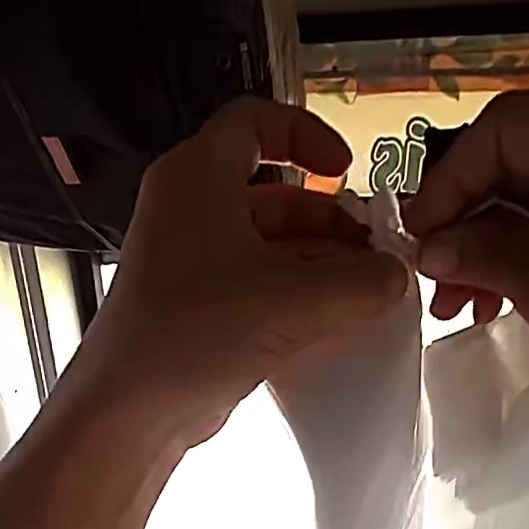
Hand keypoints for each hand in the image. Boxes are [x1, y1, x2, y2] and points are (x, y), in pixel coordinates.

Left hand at [71, 98, 408, 444]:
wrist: (134, 406)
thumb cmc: (190, 334)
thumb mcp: (293, 300)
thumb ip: (359, 283)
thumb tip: (394, 276)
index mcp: (199, 179)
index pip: (254, 121)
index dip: (306, 134)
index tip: (344, 167)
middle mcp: (193, 213)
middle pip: (277, 195)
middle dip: (332, 220)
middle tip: (372, 252)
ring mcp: (197, 262)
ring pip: (273, 246)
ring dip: (322, 264)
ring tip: (364, 292)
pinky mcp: (204, 306)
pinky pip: (262, 286)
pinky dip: (300, 295)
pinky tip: (334, 320)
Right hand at [402, 73, 528, 393]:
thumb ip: (483, 256)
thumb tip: (428, 249)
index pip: (500, 132)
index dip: (447, 188)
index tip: (417, 240)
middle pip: (521, 154)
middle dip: (472, 222)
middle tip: (438, 279)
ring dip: (502, 235)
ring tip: (467, 297)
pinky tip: (511, 280)